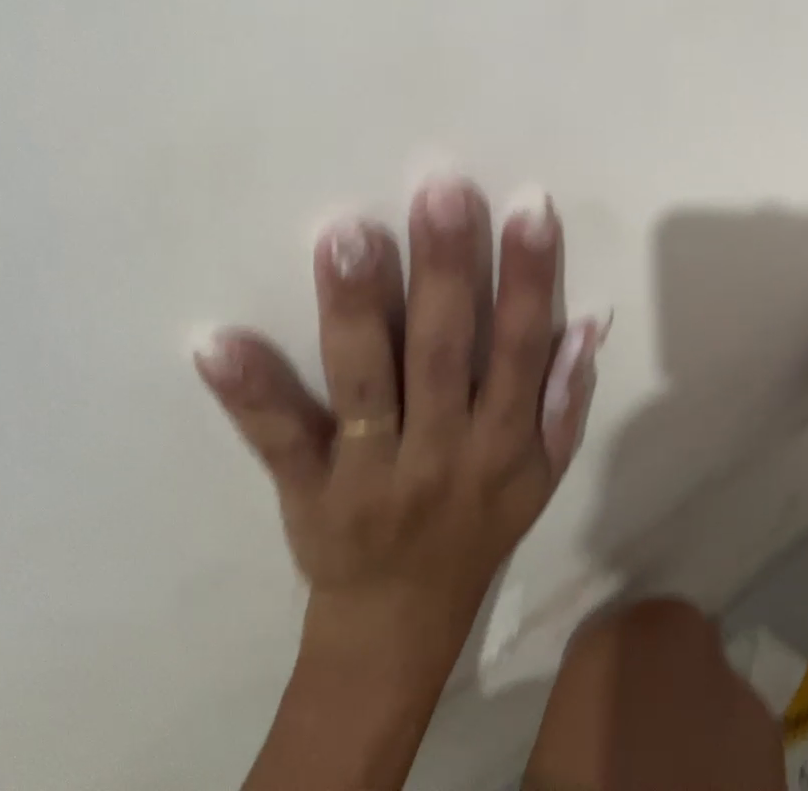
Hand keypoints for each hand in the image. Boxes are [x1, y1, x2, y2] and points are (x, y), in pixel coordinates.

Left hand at [195, 177, 606, 676]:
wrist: (402, 617)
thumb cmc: (484, 529)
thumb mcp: (546, 474)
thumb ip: (567, 398)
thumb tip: (590, 321)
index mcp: (506, 443)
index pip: (522, 349)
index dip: (529, 279)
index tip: (530, 208)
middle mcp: (444, 451)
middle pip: (445, 352)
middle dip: (446, 270)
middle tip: (439, 189)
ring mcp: (371, 472)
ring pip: (366, 383)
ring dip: (357, 309)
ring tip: (347, 233)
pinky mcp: (306, 490)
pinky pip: (279, 441)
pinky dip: (251, 393)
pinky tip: (217, 340)